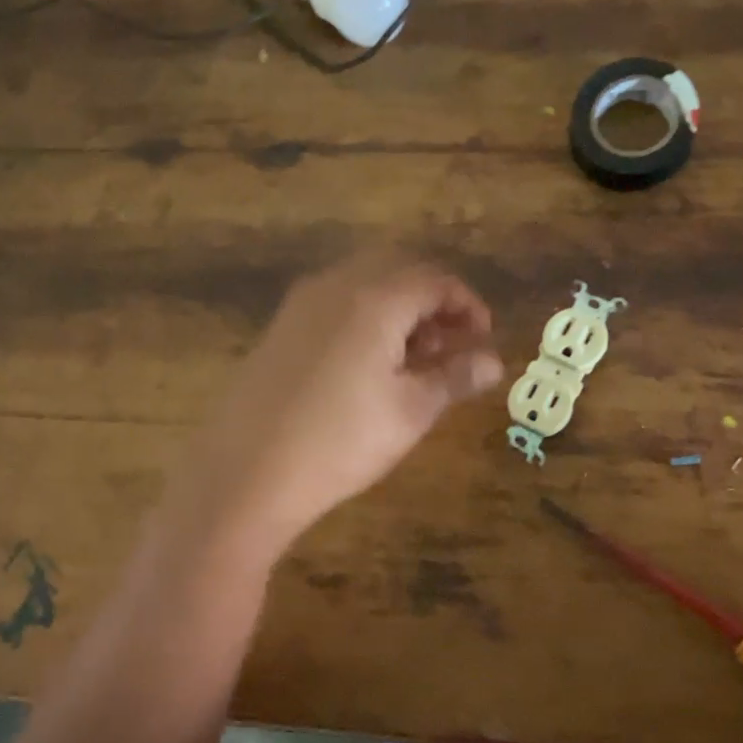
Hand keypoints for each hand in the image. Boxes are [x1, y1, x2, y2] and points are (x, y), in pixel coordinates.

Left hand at [177, 254, 503, 546]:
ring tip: (417, 362)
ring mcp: (301, 305)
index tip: (484, 341)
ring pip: (364, 286)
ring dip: (400, 311)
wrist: (248, 472)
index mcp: (375, 297)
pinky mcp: (280, 330)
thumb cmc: (343, 441)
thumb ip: (454, 378)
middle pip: (399, 271)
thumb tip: (493, 361)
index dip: (468, 306)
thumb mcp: (411, 412)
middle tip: (454, 347)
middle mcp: (336, 285)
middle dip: (434, 303)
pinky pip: (336, 307)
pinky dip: (367, 322)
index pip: (436, 279)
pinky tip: (372, 369)